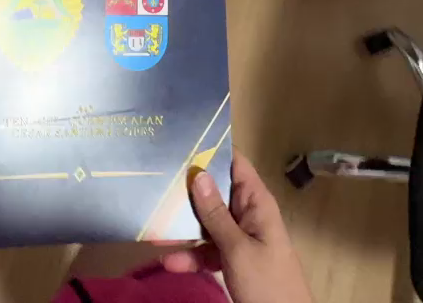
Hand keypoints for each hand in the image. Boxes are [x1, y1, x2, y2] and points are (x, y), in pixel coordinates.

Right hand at [162, 150, 312, 302]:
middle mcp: (247, 212)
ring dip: (185, 225)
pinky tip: (170, 261)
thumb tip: (198, 172)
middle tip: (158, 178)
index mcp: (255, 201)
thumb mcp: (237, 249)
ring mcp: (240, 236)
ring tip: (156, 222)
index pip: (235, 162)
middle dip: (189, 188)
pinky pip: (208, 248)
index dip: (212, 149)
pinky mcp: (233, 258)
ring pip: (208, 220)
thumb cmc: (266, 282)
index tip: (182, 141)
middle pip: (216, 190)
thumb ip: (216, 213)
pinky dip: (192, 254)